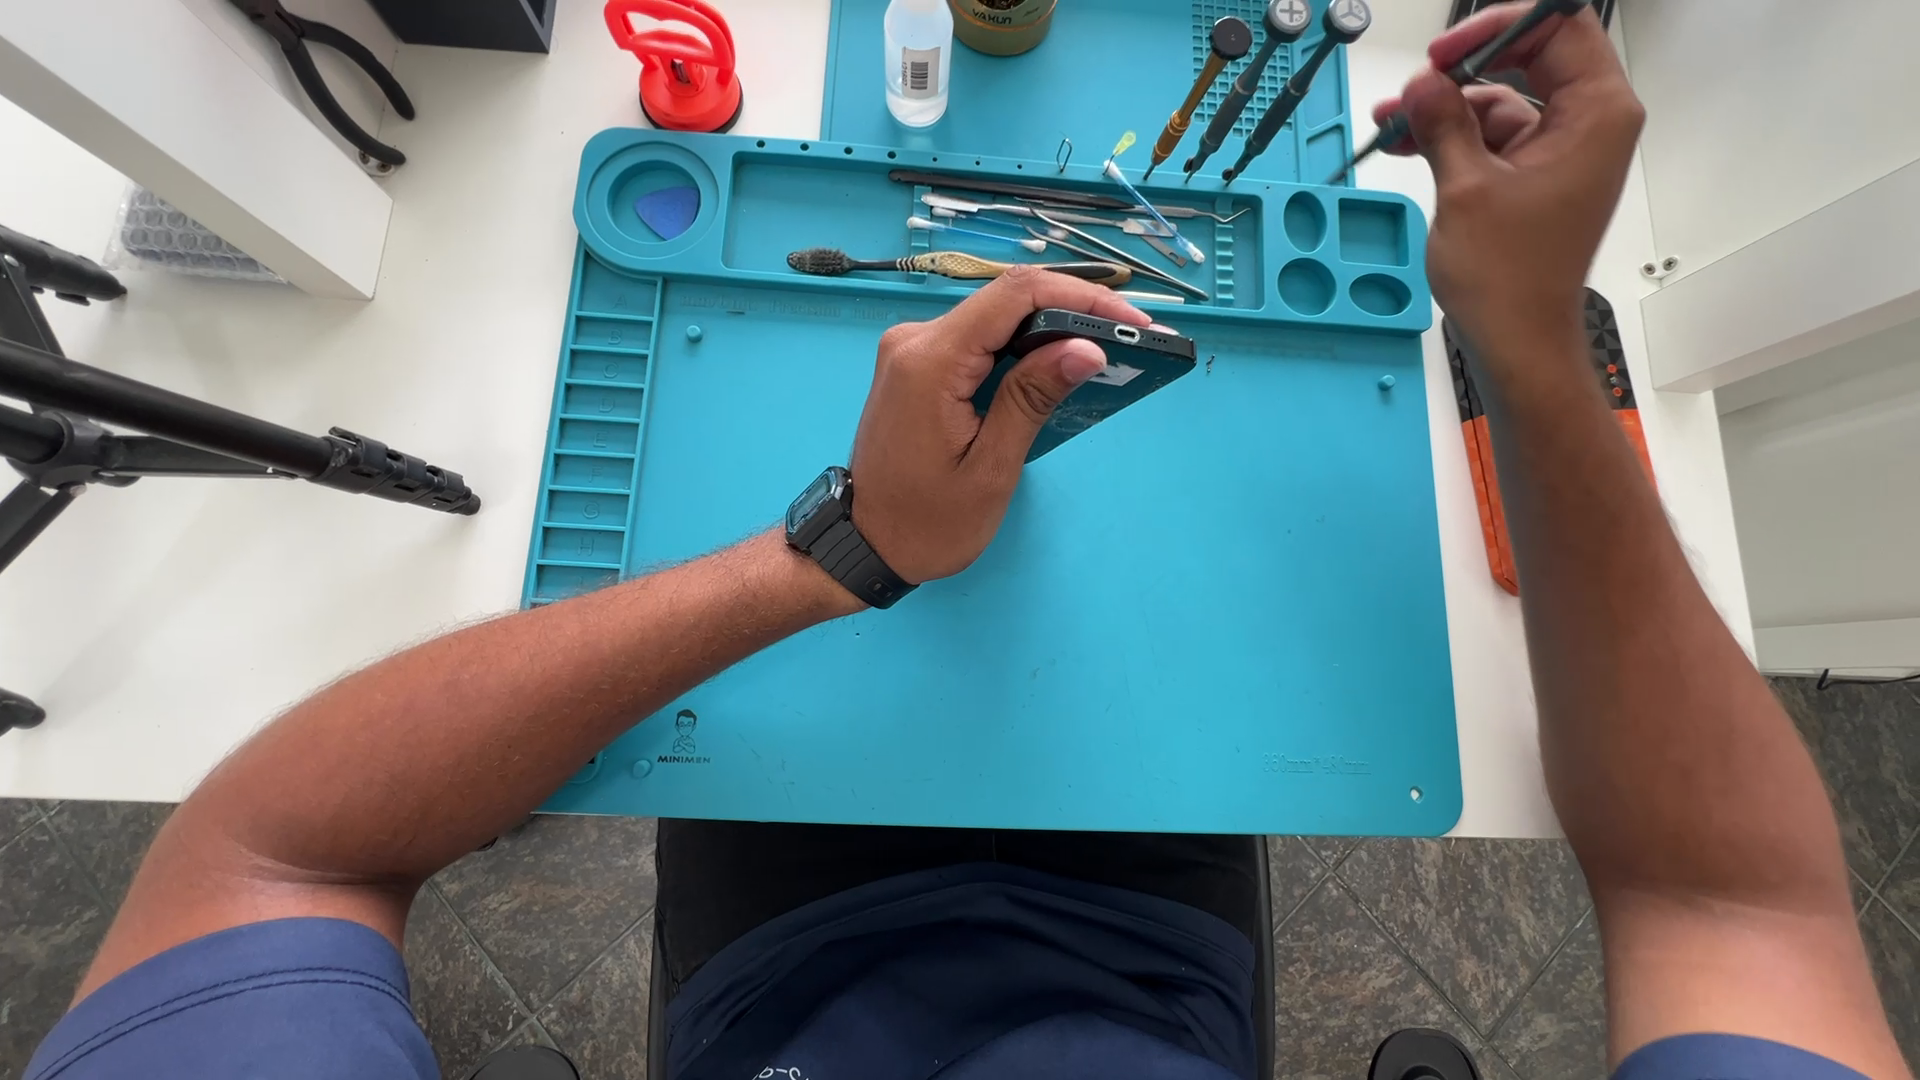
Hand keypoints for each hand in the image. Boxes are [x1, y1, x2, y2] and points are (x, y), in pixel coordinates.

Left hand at [848, 267, 1147, 583]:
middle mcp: (915, 340)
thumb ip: (1031, 400)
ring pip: (994, 320)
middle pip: (1006, 302)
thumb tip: (1086, 347)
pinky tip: (1055, 370)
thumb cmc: (928, 524)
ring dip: (1049, 332)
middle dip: (1074, 313)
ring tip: (1104, 354)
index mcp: (930, 361)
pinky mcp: (916, 367)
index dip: (1082, 297)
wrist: (865, 544)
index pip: (1015, 296)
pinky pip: (977, 342)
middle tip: (1130, 340)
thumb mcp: (990, 469)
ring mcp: (912, 351)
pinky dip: (1020, 350)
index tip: (1131, 320)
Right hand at [1371, 2, 1643, 378]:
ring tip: (1391, 125)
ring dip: (1445, 113)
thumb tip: (1421, 84)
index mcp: (1596, 112)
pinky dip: (1452, 141)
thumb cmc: (1505, 274)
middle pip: (1526, 65)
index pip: (1557, 30)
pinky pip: (1491, 142)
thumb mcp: (1466, 189)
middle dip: (1461, 75)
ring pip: (1500, 106)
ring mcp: (1558, 153)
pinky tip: (1410, 146)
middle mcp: (1587, 124)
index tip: (1439, 56)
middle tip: (1411, 90)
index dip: (1494, 32)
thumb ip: (1445, 125)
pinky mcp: (1532, 180)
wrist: (1515, 336)